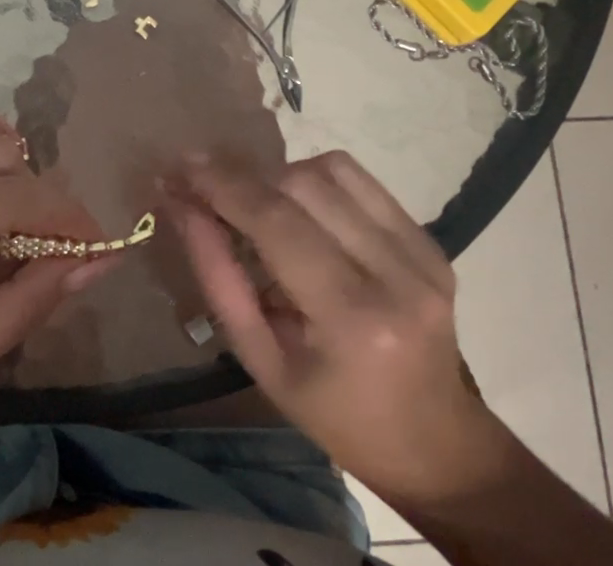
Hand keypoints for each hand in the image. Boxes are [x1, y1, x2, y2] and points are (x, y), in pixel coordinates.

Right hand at [168, 150, 510, 505]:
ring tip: (258, 208)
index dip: (222, 186)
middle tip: (206, 191)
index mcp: (353, 318)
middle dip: (245, 179)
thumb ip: (218, 277)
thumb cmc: (332, 414)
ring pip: (334, 171)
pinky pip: (363, 183)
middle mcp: (397, 274)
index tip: (178, 169)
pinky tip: (301, 212)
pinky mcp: (432, 244)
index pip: (277, 222)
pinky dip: (318, 184)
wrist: (434, 444)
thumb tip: (180, 207)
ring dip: (281, 177)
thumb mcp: (259, 359)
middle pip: (304, 184)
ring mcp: (423, 254)